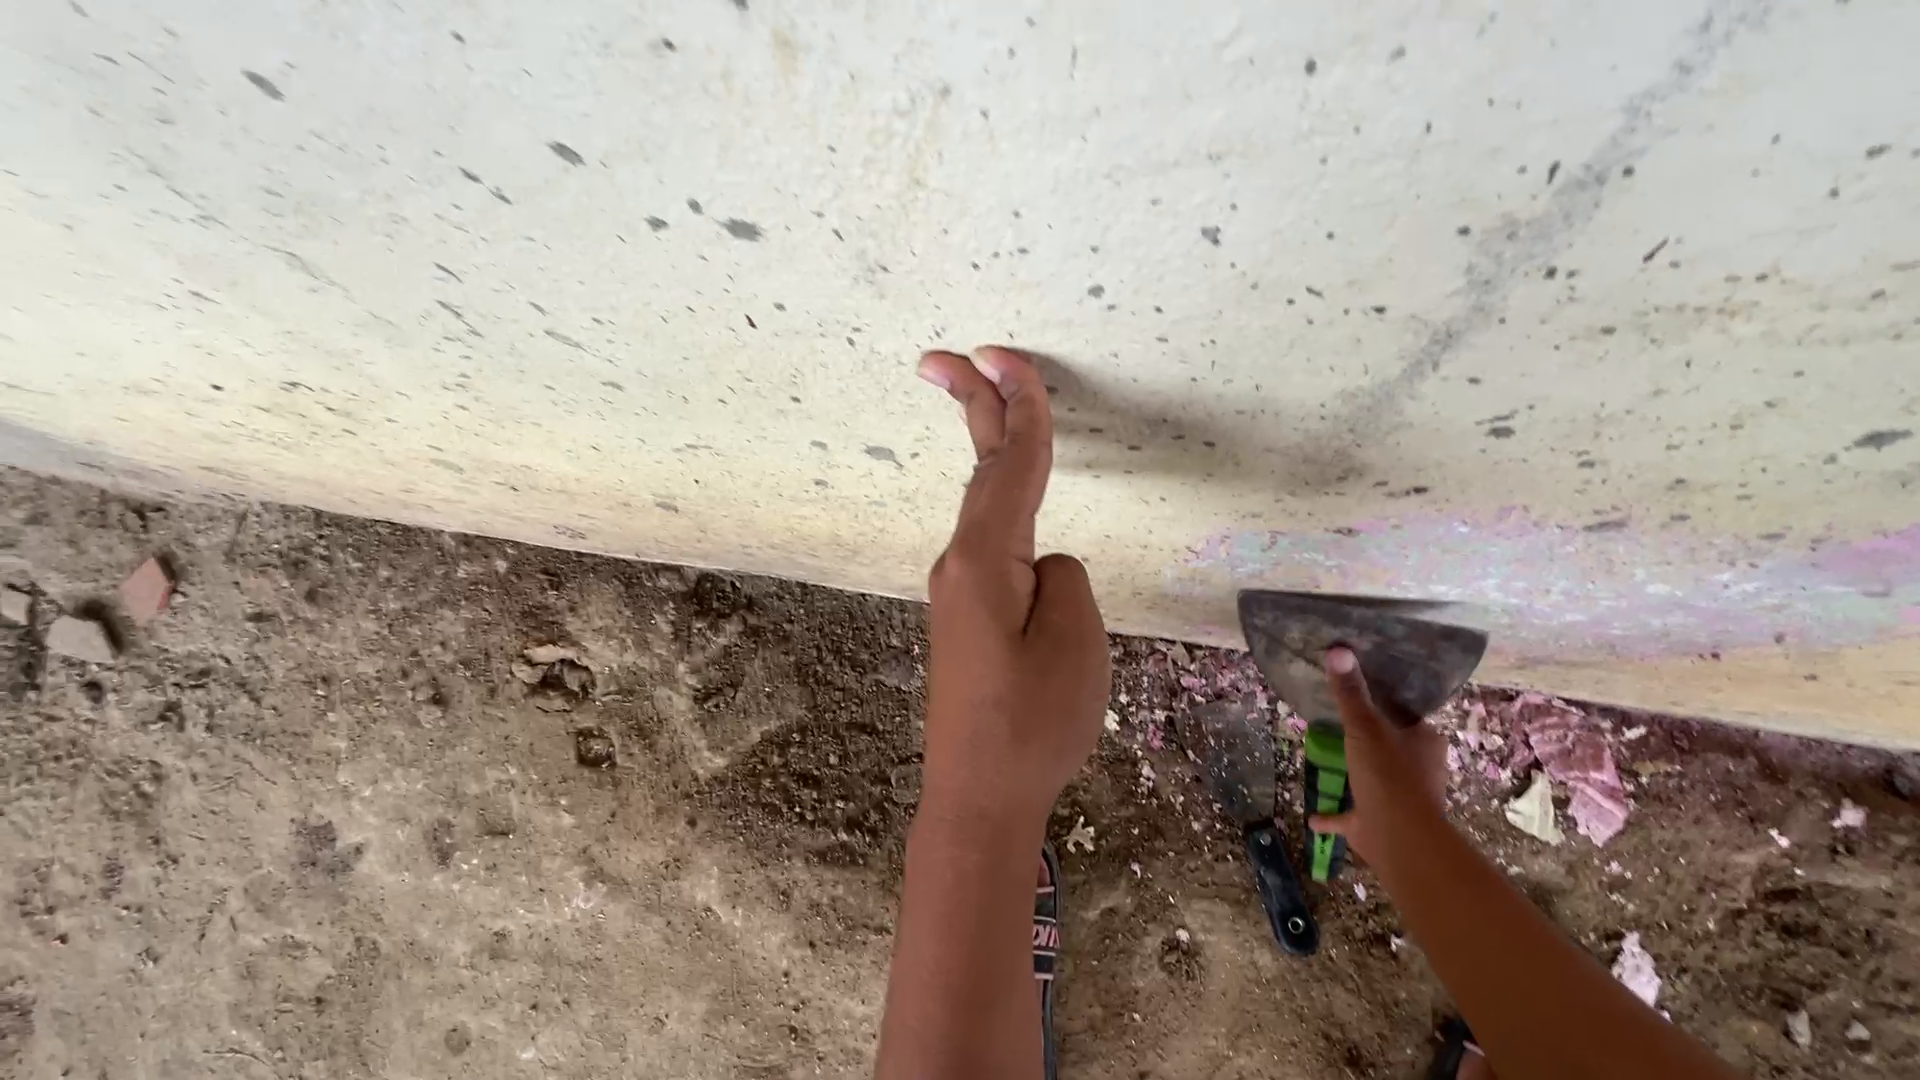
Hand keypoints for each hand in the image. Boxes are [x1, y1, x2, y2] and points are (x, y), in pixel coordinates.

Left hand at [914, 346, 1109, 831]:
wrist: (978, 794)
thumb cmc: (1032, 722)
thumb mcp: (1075, 641)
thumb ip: (1064, 578)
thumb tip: (1045, 565)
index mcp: (987, 560)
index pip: (1012, 467)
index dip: (1020, 409)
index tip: (1008, 358)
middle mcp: (963, 564)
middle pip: (982, 472)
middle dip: (977, 408)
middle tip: (953, 357)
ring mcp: (960, 592)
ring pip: (986, 506)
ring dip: (994, 452)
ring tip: (995, 407)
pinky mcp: (967, 617)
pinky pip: (992, 543)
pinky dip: (1003, 503)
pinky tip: (1012, 504)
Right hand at [1306, 647, 1448, 862]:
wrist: (1399, 837)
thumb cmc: (1388, 774)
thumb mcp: (1364, 727)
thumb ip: (1349, 693)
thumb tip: (1337, 650)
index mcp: (1424, 742)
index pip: (1406, 716)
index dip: (1385, 704)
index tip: (1360, 693)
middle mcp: (1418, 768)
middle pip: (1390, 745)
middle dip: (1367, 738)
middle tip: (1336, 722)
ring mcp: (1399, 798)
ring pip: (1374, 778)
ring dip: (1353, 773)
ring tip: (1325, 760)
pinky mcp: (1376, 822)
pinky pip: (1351, 815)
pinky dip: (1334, 815)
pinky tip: (1313, 817)